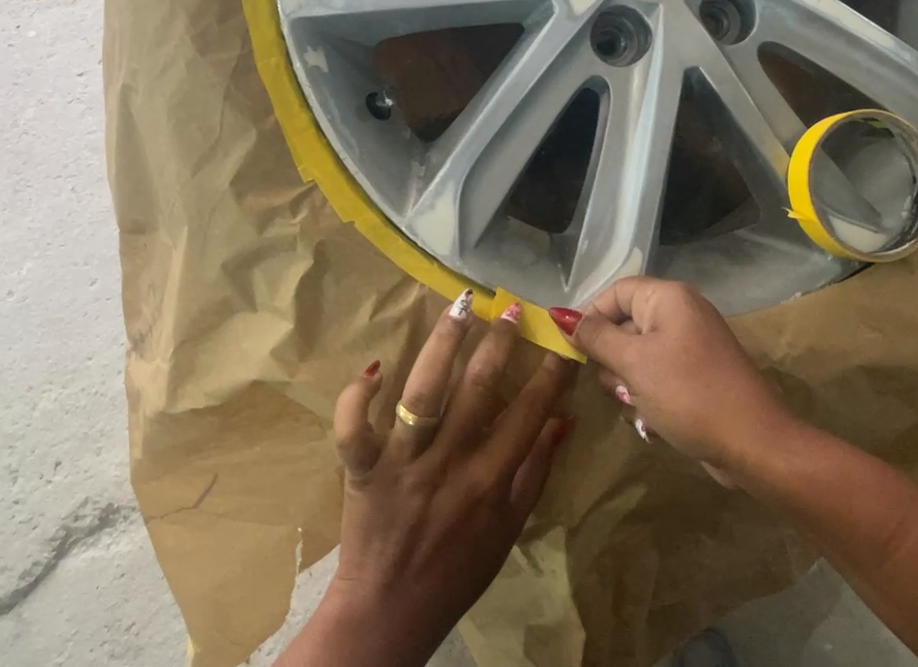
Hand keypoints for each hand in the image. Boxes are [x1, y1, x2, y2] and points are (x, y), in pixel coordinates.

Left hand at [280, 290, 577, 666]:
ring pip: (423, 392)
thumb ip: (536, 470)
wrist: (391, 611)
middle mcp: (449, 464)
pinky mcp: (363, 470)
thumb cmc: (457, 570)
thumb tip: (563, 420)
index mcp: (490, 480)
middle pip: (478, 389)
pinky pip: (354, 429)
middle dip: (499, 342)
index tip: (561, 340)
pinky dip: (358, 397)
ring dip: (443, 344)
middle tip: (513, 308)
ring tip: (461, 307)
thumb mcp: (510, 527)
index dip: (549, 374)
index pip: (528, 413)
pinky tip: (375, 367)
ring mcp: (403, 464)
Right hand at [552, 276, 793, 470]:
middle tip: (615, 385)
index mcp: (669, 298)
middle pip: (626, 324)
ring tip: (636, 405)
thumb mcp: (633, 363)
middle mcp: (683, 313)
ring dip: (628, 381)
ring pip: (639, 355)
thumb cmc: (687, 393)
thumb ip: (595, 336)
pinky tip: (652, 418)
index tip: (574, 350)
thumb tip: (560, 314)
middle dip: (611, 357)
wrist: (753, 443)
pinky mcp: (699, 374)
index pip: (615, 292)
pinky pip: (659, 375)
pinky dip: (648, 394)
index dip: (590, 317)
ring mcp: (693, 345)